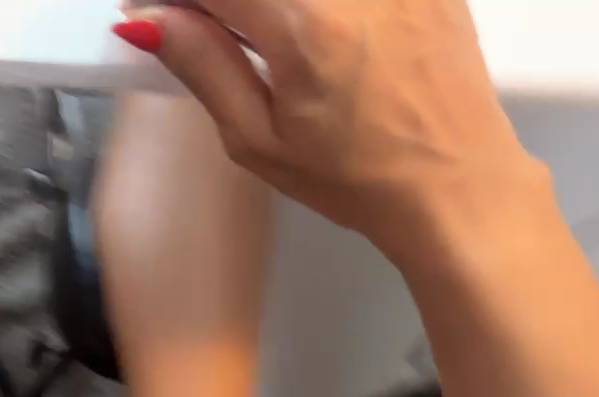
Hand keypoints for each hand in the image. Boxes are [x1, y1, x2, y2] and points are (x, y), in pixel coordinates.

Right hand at [116, 0, 543, 263]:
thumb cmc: (350, 174)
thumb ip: (203, 67)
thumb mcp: (254, 139)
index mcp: (306, 25)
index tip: (149, 12)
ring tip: (248, 33)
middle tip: (193, 25)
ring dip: (262, 6)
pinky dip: (306, 5)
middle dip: (216, 2)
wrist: (449, 177)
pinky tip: (303, 30)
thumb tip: (151, 21)